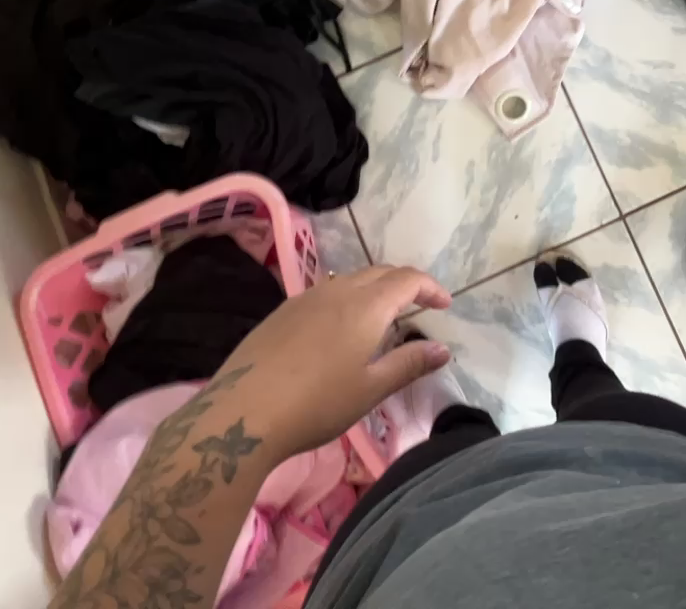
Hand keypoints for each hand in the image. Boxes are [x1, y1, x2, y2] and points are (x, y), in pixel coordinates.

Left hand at [205, 265, 452, 461]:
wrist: (241, 414)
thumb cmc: (316, 404)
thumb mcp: (370, 389)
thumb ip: (409, 364)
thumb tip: (442, 349)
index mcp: (366, 306)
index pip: (408, 279)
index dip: (430, 287)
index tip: (444, 305)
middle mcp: (338, 290)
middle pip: (380, 272)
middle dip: (405, 283)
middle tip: (419, 306)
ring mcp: (306, 298)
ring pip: (351, 280)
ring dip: (375, 290)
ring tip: (383, 318)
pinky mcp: (283, 311)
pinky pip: (327, 292)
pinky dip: (348, 299)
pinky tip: (340, 330)